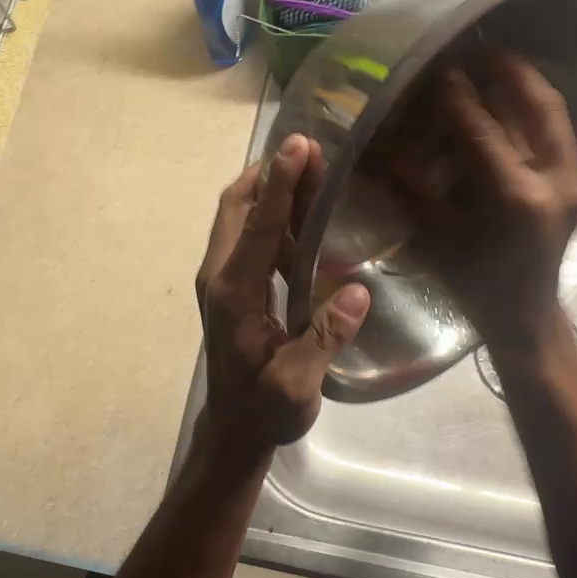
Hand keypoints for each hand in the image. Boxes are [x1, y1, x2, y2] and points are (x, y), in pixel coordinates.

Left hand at [194, 134, 371, 455]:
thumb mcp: (295, 386)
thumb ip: (323, 340)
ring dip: (270, 188)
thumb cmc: (264, 412)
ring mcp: (221, 280)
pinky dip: (271, 212)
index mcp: (233, 294)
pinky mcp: (231, 287)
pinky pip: (248, 235)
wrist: (232, 432)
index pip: (258, 225)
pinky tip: (306, 216)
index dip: (279, 184)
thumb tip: (356, 291)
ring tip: (312, 171)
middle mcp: (219, 277)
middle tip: (311, 150)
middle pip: (236, 206)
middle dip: (271, 173)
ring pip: (239, 216)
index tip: (300, 145)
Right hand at [392, 49, 576, 352]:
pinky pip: (558, 129)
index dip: (458, 95)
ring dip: (524, 81)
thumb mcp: (436, 235)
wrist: (525, 316)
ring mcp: (574, 179)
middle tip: (478, 45)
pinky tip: (510, 96)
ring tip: (494, 60)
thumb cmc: (474, 284)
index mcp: (515, 199)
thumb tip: (384, 142)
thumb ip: (414, 185)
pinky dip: (534, 105)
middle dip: (508, 67)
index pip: (483, 130)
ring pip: (554, 112)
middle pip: (539, 104)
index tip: (439, 67)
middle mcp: (555, 181)